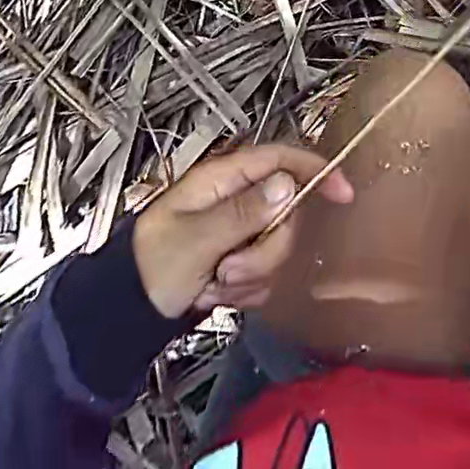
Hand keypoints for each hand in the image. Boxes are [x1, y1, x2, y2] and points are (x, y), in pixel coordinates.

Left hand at [132, 145, 353, 317]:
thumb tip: (286, 184)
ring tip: (214, 284)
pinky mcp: (240, 257)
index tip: (342, 191)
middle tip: (230, 269)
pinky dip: (245, 290)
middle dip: (265, 250)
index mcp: (222, 180)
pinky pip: (266, 273)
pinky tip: (216, 293)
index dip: (315, 170)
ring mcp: (239, 230)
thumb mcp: (195, 238)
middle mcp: (235, 200)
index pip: (279, 160)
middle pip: (285, 213)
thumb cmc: (150, 263)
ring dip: (251, 275)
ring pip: (277, 247)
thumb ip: (243, 211)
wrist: (127, 308)